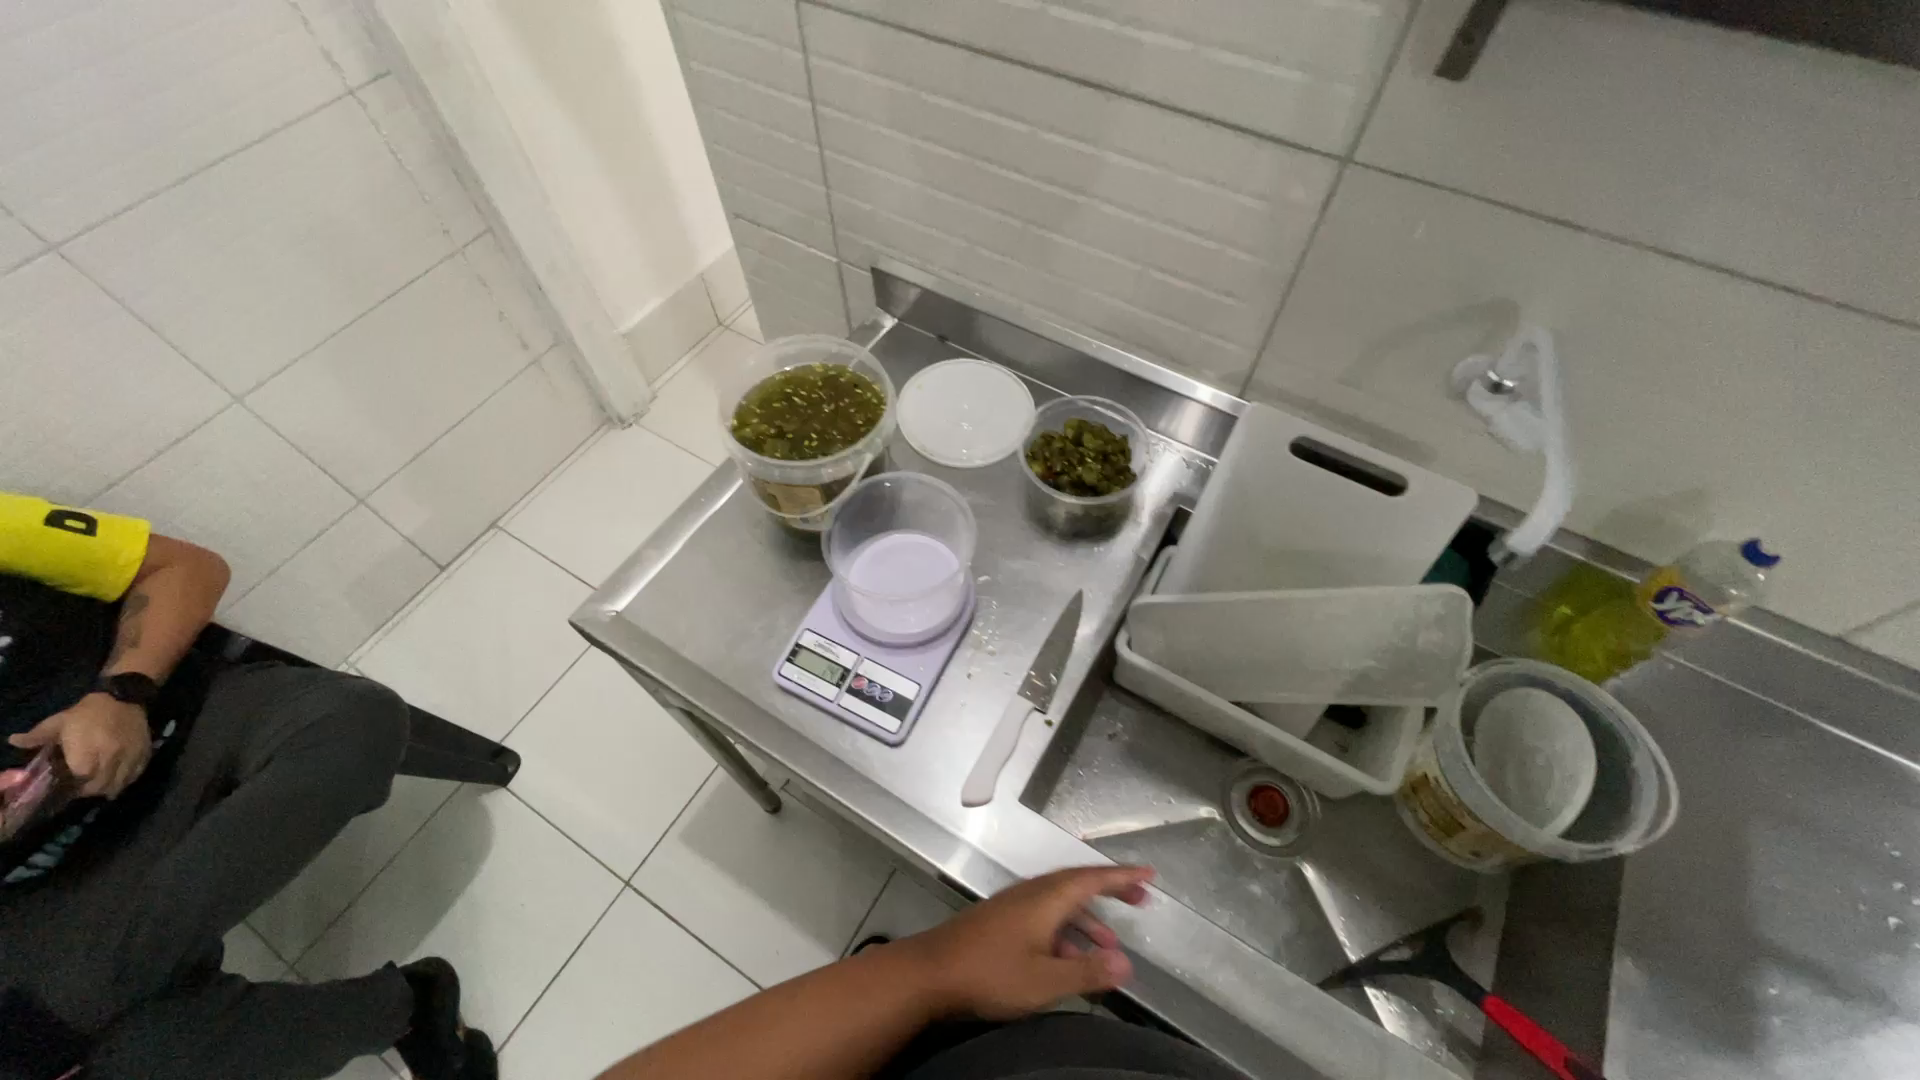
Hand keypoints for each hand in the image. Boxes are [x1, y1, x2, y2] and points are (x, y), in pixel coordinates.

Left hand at [9, 693, 150, 797]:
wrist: (125, 699)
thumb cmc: (88, 713)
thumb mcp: (58, 721)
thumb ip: (36, 736)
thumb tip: (13, 741)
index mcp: (88, 750)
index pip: (83, 778)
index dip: (75, 787)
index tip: (67, 789)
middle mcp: (111, 755)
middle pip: (103, 784)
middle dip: (91, 791)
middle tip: (82, 789)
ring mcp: (130, 754)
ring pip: (121, 781)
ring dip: (110, 788)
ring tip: (100, 787)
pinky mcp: (144, 751)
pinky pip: (137, 772)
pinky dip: (127, 779)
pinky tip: (119, 780)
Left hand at [899, 864, 1153, 1019]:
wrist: (931, 972)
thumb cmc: (990, 973)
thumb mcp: (1044, 981)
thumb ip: (1086, 972)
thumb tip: (1127, 964)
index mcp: (1045, 899)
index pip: (1092, 879)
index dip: (1122, 876)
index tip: (1149, 874)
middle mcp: (1031, 893)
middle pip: (1078, 884)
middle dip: (1110, 891)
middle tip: (1139, 900)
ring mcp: (1014, 905)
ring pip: (1060, 902)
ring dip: (1088, 918)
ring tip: (1110, 946)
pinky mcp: (1001, 921)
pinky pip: (1045, 915)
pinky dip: (1065, 930)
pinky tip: (1068, 958)